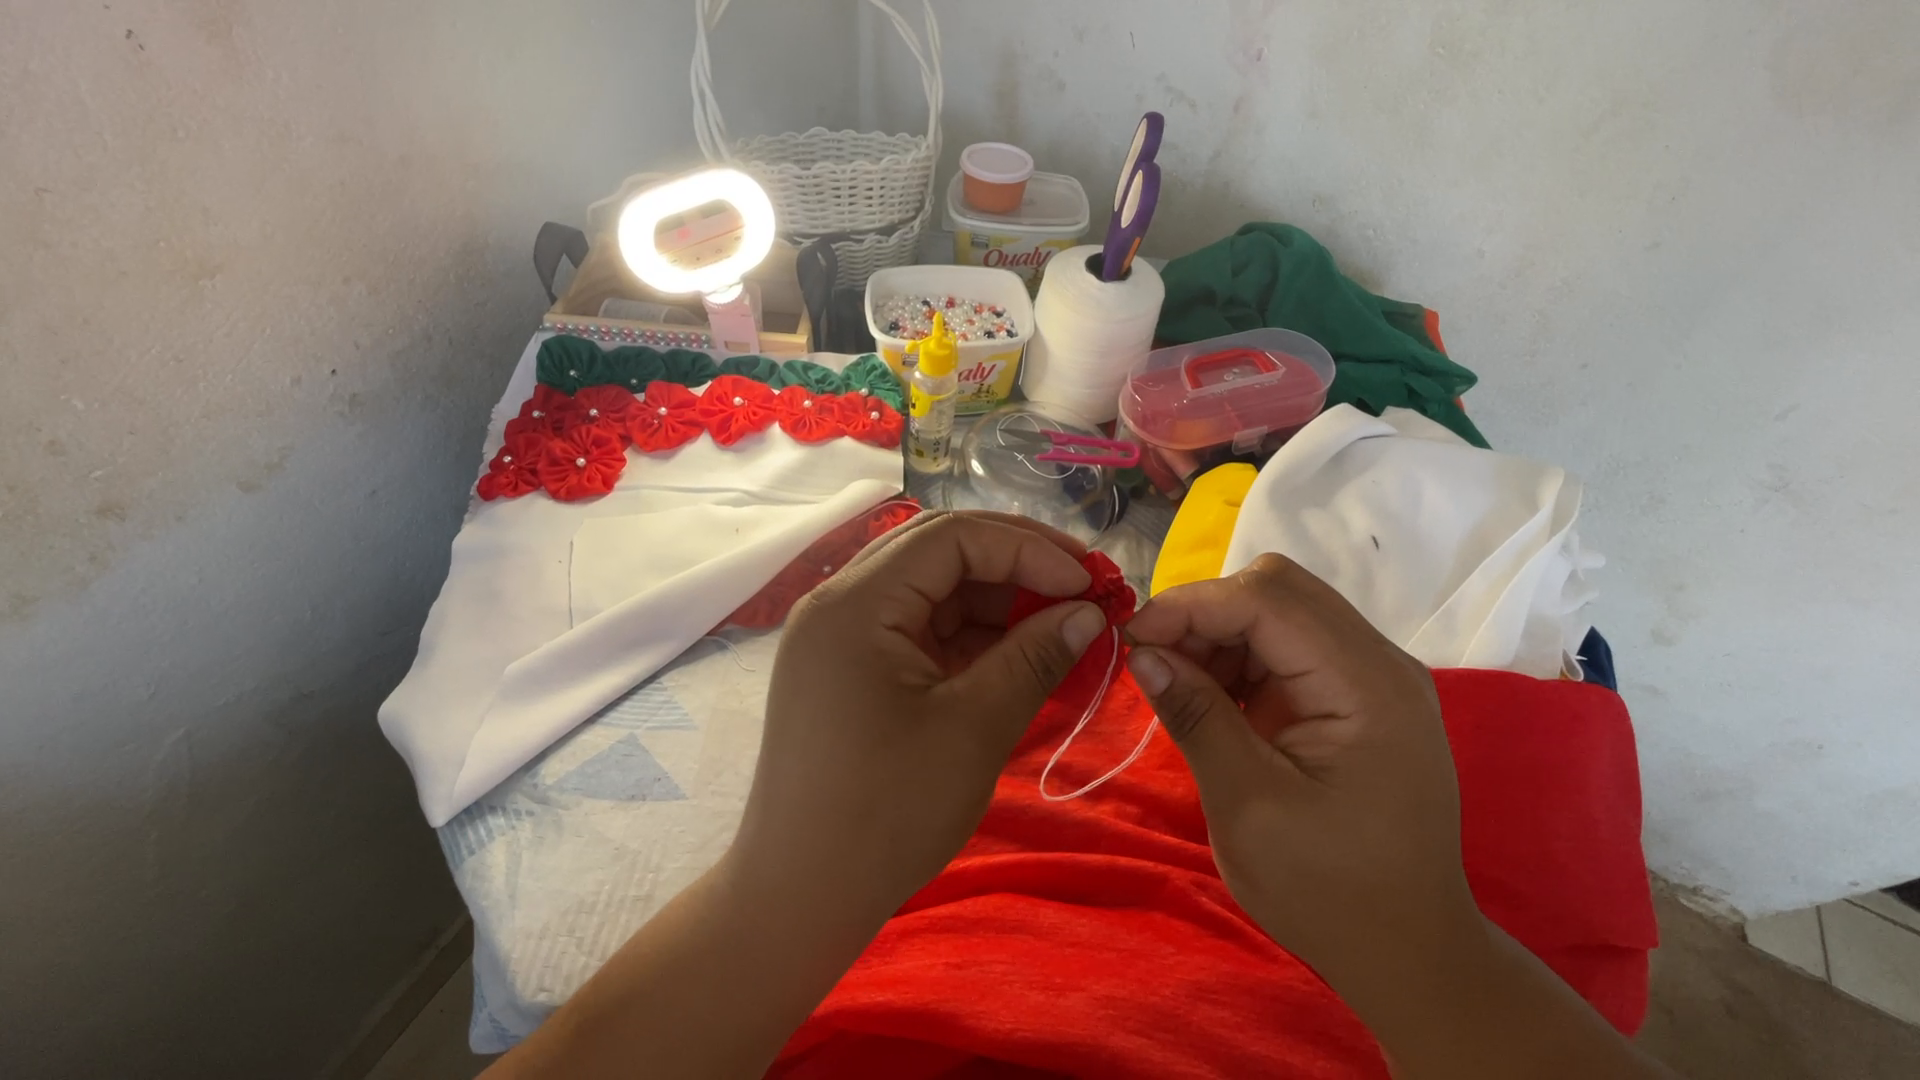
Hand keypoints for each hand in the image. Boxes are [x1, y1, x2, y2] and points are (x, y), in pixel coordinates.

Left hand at [729, 510, 1110, 930]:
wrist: (801, 895)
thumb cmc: (887, 812)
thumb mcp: (974, 728)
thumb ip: (1034, 656)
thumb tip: (1089, 612)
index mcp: (856, 603)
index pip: (951, 538)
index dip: (1027, 549)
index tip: (1087, 582)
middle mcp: (839, 604)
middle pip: (937, 554)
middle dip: (1014, 565)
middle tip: (1081, 590)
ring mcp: (841, 638)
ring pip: (931, 592)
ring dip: (996, 602)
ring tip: (1060, 625)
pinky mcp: (850, 671)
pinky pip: (918, 631)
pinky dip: (969, 638)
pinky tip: (1017, 654)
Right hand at [1122, 554, 1477, 978]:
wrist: (1407, 950)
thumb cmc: (1328, 891)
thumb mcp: (1248, 807)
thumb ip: (1196, 717)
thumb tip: (1140, 651)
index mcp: (1367, 687)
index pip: (1269, 600)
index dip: (1191, 605)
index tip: (1131, 640)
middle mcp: (1380, 663)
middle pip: (1278, 589)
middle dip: (1203, 613)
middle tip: (1152, 660)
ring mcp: (1372, 676)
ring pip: (1278, 609)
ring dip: (1217, 634)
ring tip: (1178, 685)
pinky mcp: (1355, 694)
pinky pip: (1287, 646)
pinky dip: (1237, 658)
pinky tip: (1212, 698)